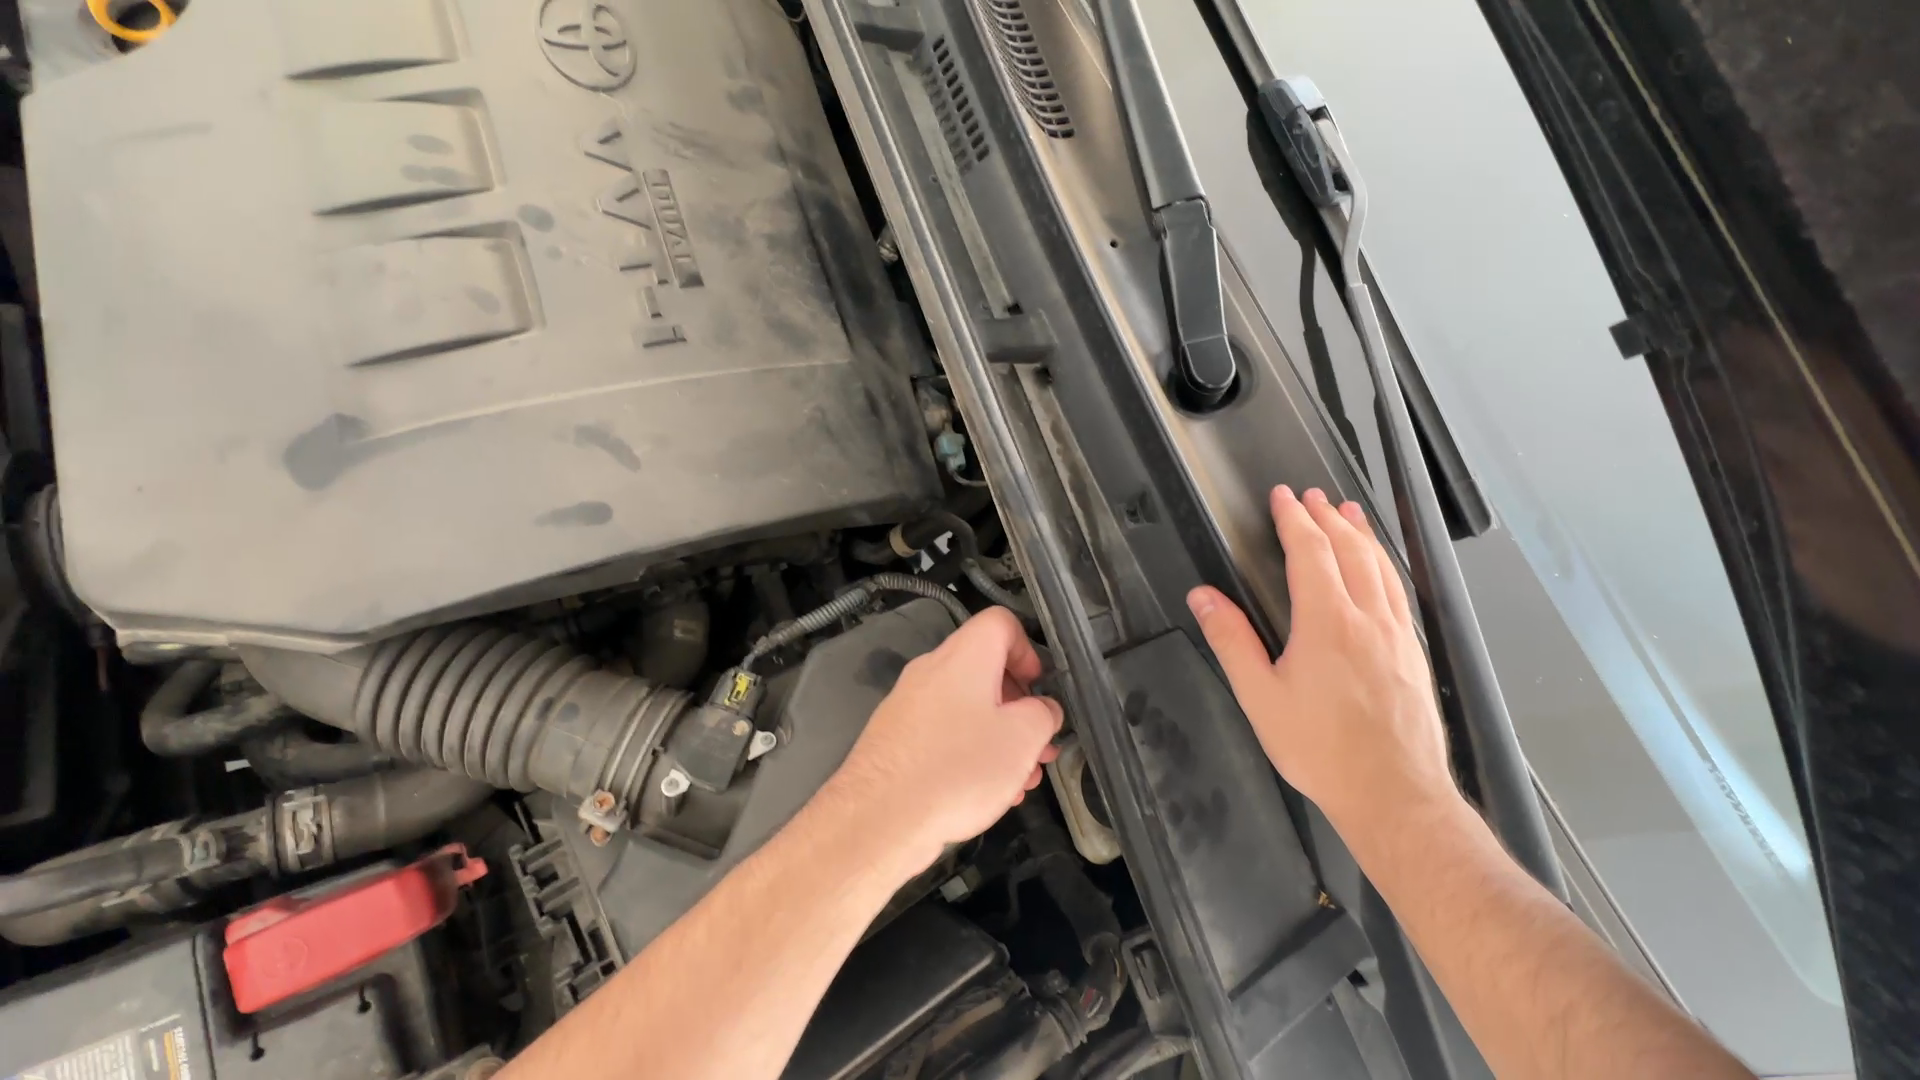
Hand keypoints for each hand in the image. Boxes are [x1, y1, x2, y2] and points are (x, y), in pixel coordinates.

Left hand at [822, 607, 1062, 872]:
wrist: (880, 818)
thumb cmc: (957, 769)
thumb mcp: (1023, 739)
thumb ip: (1043, 714)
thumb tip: (1042, 709)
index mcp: (964, 656)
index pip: (1001, 622)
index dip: (1029, 649)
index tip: (1040, 688)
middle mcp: (931, 671)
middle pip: (986, 670)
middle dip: (1020, 707)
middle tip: (1041, 745)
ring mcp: (909, 704)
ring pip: (967, 708)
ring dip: (999, 738)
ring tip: (1021, 779)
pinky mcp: (896, 738)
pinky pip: (944, 733)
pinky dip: (970, 753)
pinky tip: (986, 793)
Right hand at [1187, 486, 1456, 833]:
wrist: (1395, 793)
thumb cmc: (1320, 749)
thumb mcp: (1260, 697)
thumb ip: (1231, 641)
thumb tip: (1203, 597)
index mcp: (1326, 623)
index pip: (1310, 553)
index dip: (1294, 519)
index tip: (1283, 496)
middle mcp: (1367, 618)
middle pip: (1350, 550)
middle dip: (1328, 517)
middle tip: (1312, 495)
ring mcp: (1397, 635)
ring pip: (1381, 567)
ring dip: (1361, 534)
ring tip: (1349, 512)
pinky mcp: (1414, 653)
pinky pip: (1399, 591)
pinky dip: (1384, 565)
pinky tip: (1381, 568)